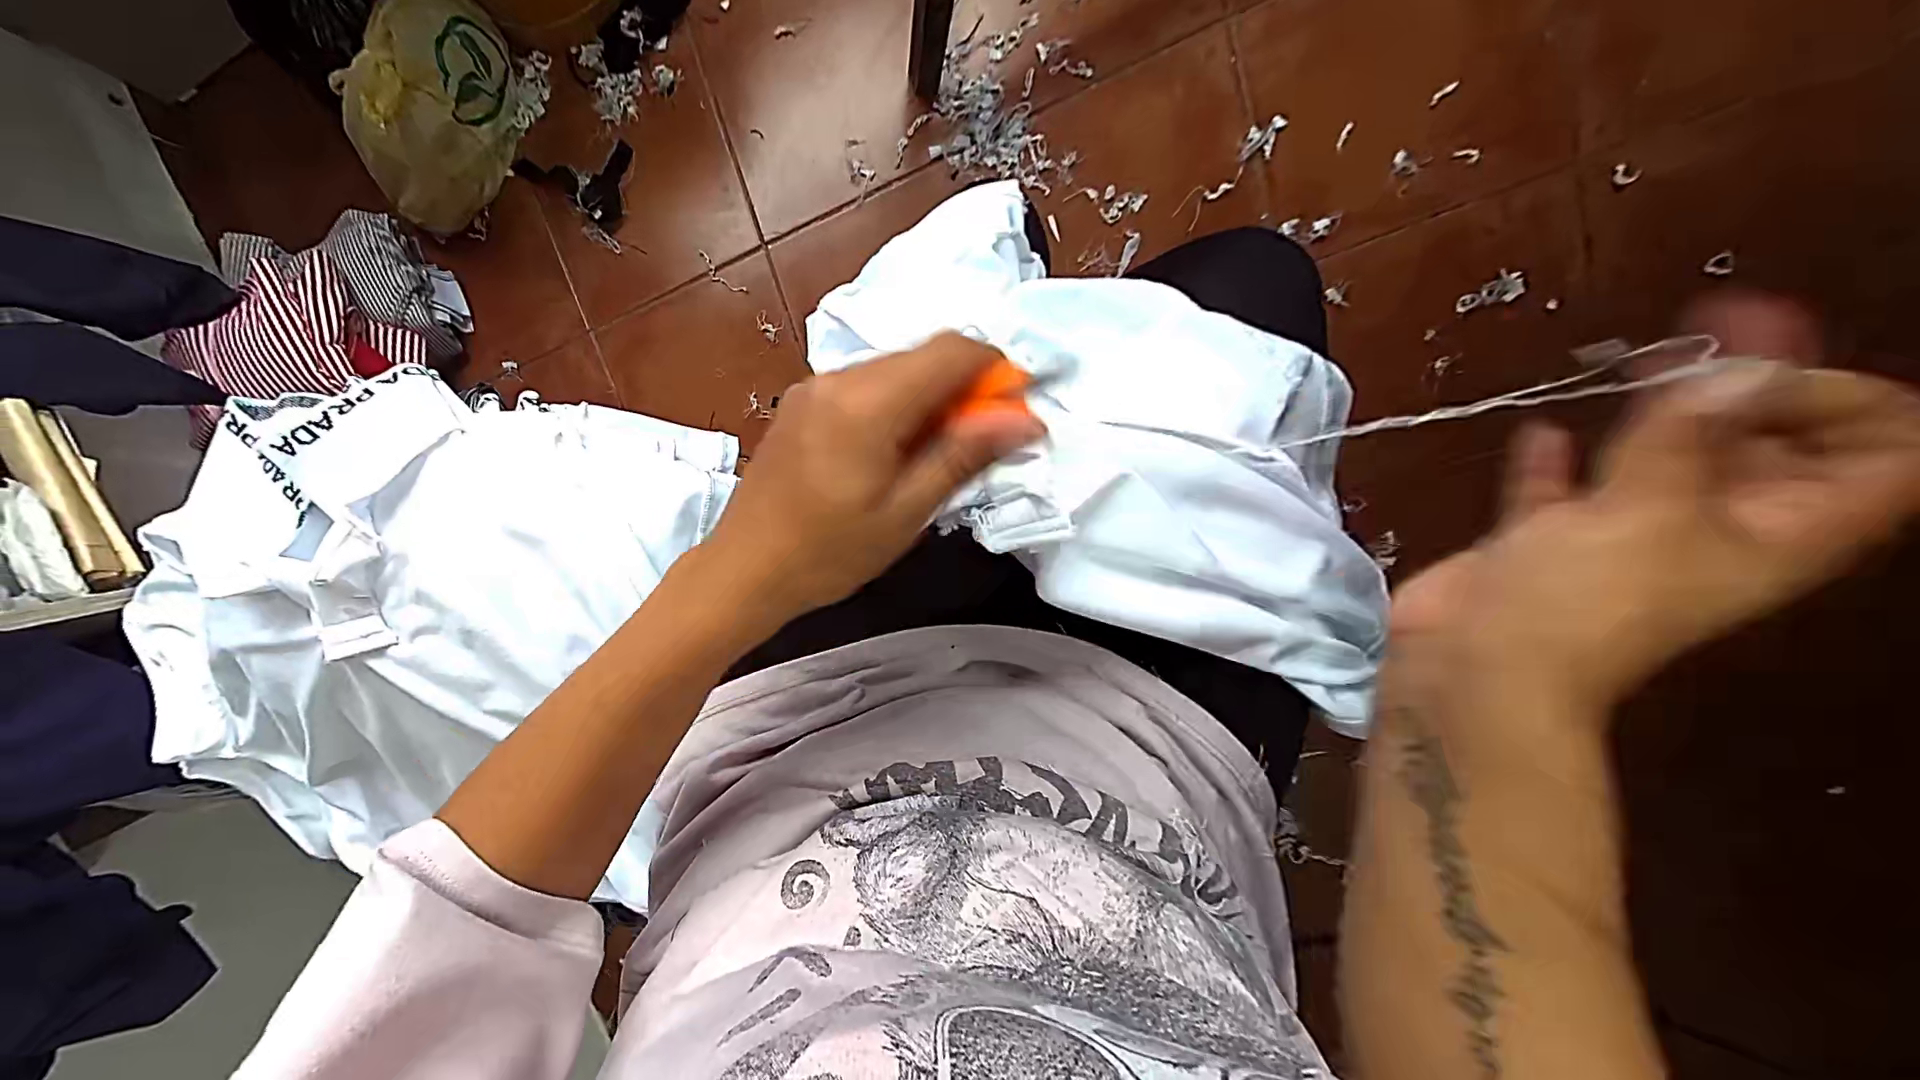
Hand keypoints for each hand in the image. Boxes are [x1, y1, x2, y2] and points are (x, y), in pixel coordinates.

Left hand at [696, 333, 1044, 620]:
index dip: (995, 369)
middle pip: (924, 355)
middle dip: (964, 388)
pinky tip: (896, 450)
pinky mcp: (803, 401)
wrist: (745, 569)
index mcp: (867, 402)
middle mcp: (839, 377)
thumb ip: (964, 455)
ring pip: (897, 369)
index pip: (952, 350)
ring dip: (931, 398)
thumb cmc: (829, 553)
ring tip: (935, 454)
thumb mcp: (907, 511)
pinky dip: (898, 404)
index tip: (1014, 408)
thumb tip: (1024, 419)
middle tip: (979, 442)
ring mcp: (816, 386)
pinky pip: (867, 385)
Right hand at [1391, 295, 1919, 716]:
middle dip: (1751, 386)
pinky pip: (1559, 490)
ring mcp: (1616, 536)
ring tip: (1643, 359)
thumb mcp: (1649, 511)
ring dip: (1660, 412)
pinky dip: (1555, 461)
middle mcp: (1706, 529)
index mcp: (1773, 529)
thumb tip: (1732, 368)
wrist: (1478, 663)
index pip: (1877, 451)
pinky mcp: (1541, 542)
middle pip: (1764, 446)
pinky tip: (1543, 432)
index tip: (1763, 363)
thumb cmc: (1577, 599)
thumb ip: (1686, 433)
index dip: (1842, 395)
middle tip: (1714, 328)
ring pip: (1660, 461)